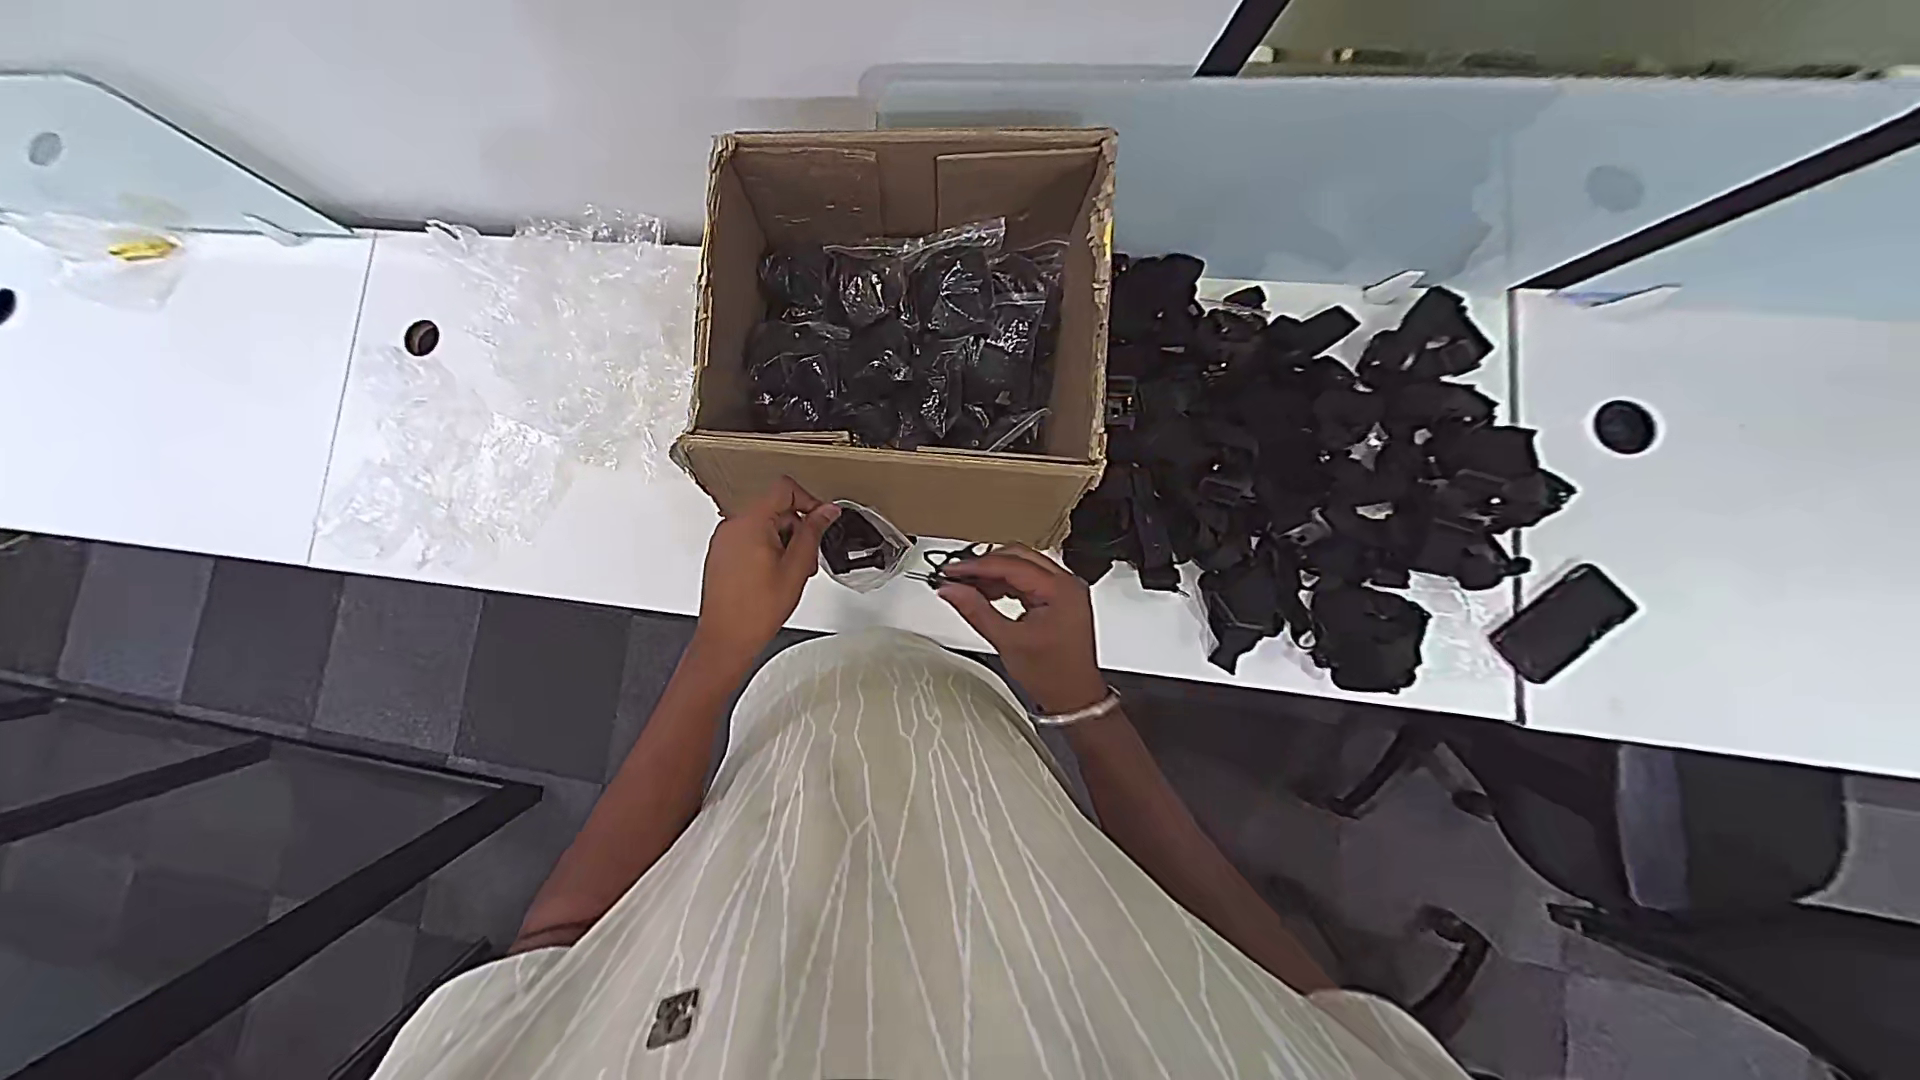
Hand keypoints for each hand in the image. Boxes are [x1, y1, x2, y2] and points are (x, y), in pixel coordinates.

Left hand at [697, 477, 839, 656]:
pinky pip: (751, 538)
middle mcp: (732, 526)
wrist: (727, 638)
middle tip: (808, 557)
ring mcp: (724, 540)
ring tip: (793, 571)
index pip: (784, 489)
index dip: (809, 501)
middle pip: (775, 508)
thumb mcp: (796, 567)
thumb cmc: (756, 610)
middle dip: (798, 529)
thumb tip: (827, 511)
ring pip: (764, 524)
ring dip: (785, 541)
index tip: (821, 519)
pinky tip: (776, 576)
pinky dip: (768, 549)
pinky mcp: (722, 553)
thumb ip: (813, 532)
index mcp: (750, 523)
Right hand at [935, 546, 1107, 713]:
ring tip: (966, 585)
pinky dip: (1005, 583)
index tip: (952, 570)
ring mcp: (1064, 589)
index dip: (976, 566)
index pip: (1011, 565)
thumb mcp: (1007, 641)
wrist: (1074, 697)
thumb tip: (952, 590)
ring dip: (993, 573)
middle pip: (1017, 556)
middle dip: (984, 565)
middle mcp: (1066, 584)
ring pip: (1022, 565)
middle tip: (956, 574)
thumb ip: (976, 610)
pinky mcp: (1058, 597)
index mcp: (1060, 590)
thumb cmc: (1054, 675)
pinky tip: (985, 592)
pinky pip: (1028, 579)